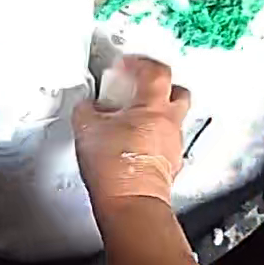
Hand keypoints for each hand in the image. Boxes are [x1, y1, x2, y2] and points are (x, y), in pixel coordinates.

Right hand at [75, 56, 191, 214]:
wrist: (129, 201)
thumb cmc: (114, 166)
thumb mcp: (86, 128)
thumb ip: (87, 109)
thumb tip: (88, 106)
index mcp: (152, 107)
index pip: (155, 72)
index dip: (140, 63)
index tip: (126, 64)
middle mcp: (170, 122)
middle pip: (177, 92)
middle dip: (160, 86)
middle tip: (139, 88)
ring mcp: (173, 144)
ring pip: (173, 118)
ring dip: (157, 113)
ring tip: (133, 118)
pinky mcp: (170, 163)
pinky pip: (166, 141)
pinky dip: (153, 136)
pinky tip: (134, 142)